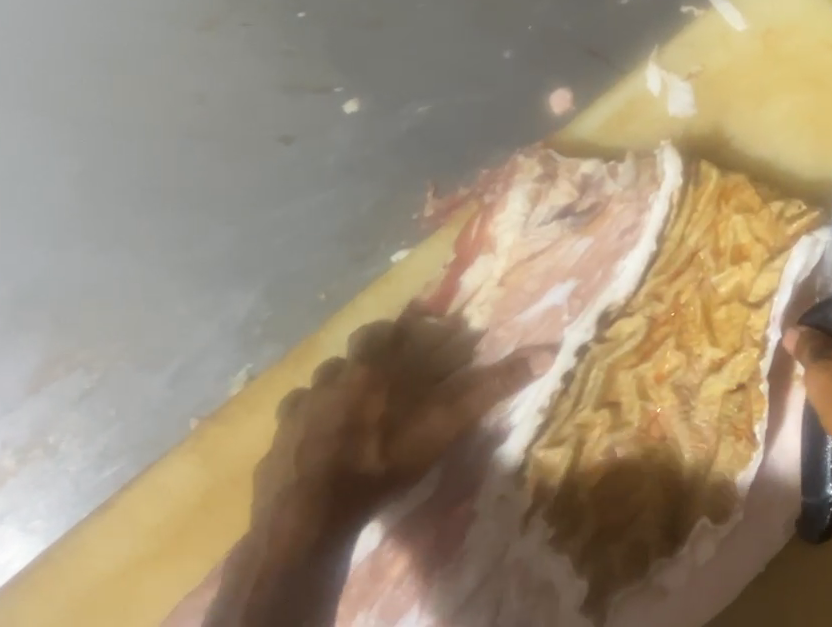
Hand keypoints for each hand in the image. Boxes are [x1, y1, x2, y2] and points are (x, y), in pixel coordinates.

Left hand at [254, 307, 547, 536]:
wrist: (310, 509)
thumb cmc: (388, 458)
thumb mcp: (450, 422)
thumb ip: (494, 385)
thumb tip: (548, 352)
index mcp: (385, 361)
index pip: (413, 324)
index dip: (432, 322)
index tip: (449, 327)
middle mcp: (346, 368)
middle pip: (370, 338)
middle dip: (392, 339)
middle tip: (409, 354)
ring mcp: (309, 397)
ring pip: (334, 368)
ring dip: (354, 370)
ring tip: (368, 388)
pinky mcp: (284, 427)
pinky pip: (301, 403)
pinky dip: (317, 404)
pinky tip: (325, 419)